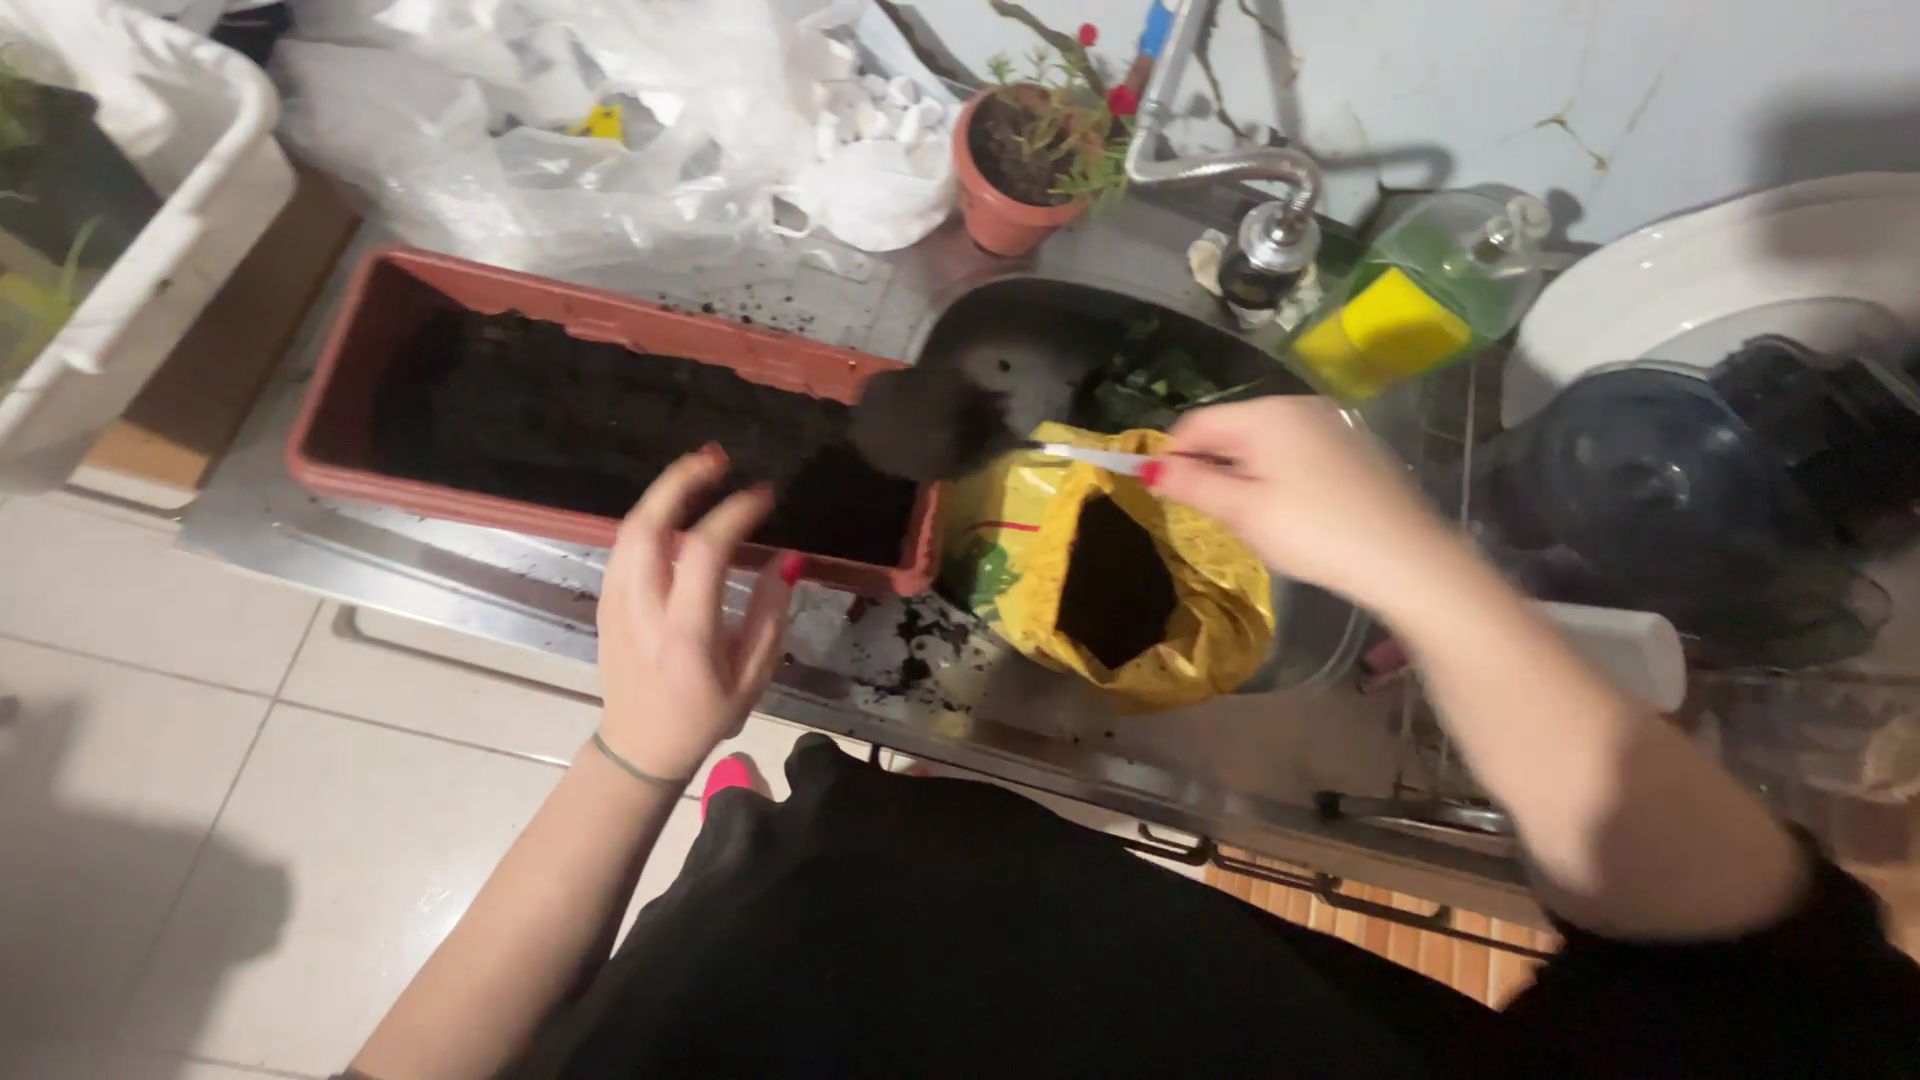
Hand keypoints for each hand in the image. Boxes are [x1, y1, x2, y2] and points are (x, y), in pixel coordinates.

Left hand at [595, 446, 800, 782]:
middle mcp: (643, 610)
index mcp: (686, 632)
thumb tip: (788, 559)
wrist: (640, 746)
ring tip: (699, 472)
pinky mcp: (605, 603)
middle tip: (716, 457)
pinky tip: (674, 510)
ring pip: (629, 531)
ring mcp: (615, 604)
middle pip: (648, 527)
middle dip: (681, 483)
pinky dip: (649, 518)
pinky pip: (623, 547)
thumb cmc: (707, 714)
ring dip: (663, 494)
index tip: (765, 495)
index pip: (705, 552)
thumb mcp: (754, 674)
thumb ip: (771, 613)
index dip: (735, 514)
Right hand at [1146, 397, 1455, 601]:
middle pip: (1229, 429)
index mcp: (1266, 414)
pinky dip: (1275, 475)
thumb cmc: (1314, 532)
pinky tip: (1290, 512)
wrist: (1407, 557)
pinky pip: (1292, 451)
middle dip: (1210, 466)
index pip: (1196, 423)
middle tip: (1213, 514)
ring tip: (1251, 518)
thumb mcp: (1243, 511)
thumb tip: (1146, 468)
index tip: (1165, 495)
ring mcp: (1329, 423)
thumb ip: (1192, 484)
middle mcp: (1297, 406)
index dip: (1172, 456)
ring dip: (1241, 473)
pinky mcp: (1350, 445)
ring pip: (1260, 443)